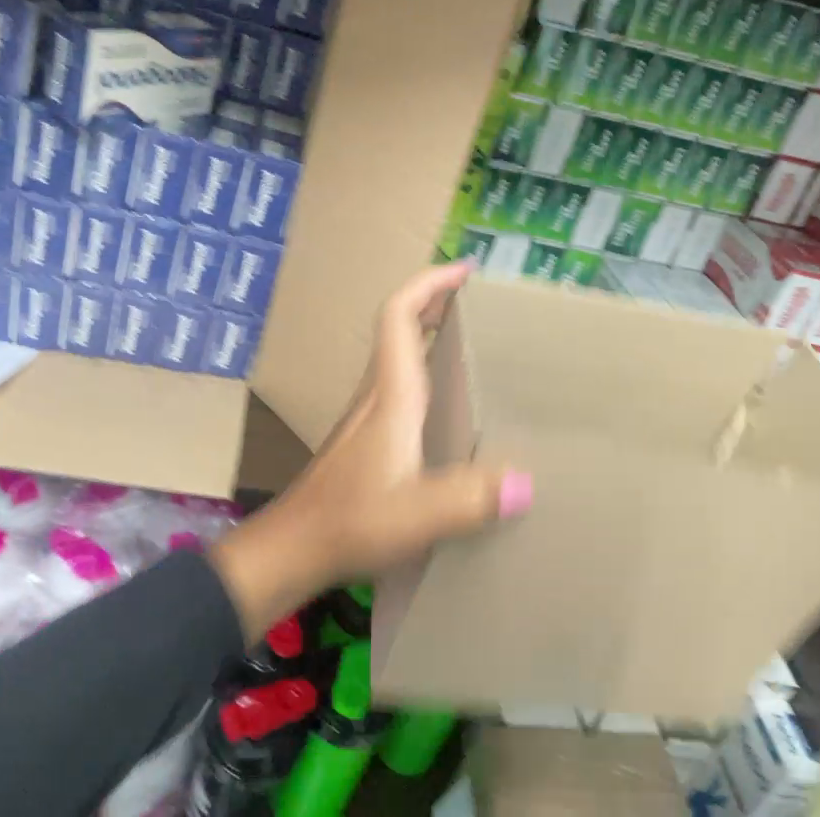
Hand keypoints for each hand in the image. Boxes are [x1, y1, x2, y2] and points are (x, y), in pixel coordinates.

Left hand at [211, 263, 531, 640]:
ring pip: (395, 355)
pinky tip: (445, 404)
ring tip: (470, 340)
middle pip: (398, 327)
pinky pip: (396, 382)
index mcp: (390, 397)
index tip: (465, 271)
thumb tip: (526, 483)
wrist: (292, 548)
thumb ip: (469, 500)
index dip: (428, 284)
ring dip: (426, 333)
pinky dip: (421, 368)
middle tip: (476, 300)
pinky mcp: (364, 439)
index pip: (399, 316)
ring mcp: (365, 417)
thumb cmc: (350, 523)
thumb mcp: (416, 515)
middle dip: (434, 301)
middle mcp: (375, 396)